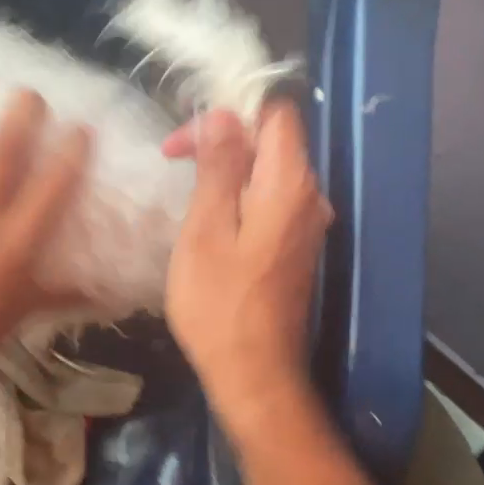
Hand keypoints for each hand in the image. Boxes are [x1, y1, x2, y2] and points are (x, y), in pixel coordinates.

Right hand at [164, 102, 331, 408]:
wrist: (253, 373)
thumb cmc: (219, 303)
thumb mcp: (206, 228)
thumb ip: (219, 167)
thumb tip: (224, 115)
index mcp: (289, 184)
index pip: (276, 114)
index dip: (232, 111)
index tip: (188, 134)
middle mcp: (310, 196)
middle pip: (272, 141)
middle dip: (224, 138)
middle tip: (173, 158)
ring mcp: (306, 224)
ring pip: (269, 171)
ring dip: (228, 167)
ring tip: (185, 184)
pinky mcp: (296, 246)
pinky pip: (270, 200)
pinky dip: (240, 195)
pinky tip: (209, 217)